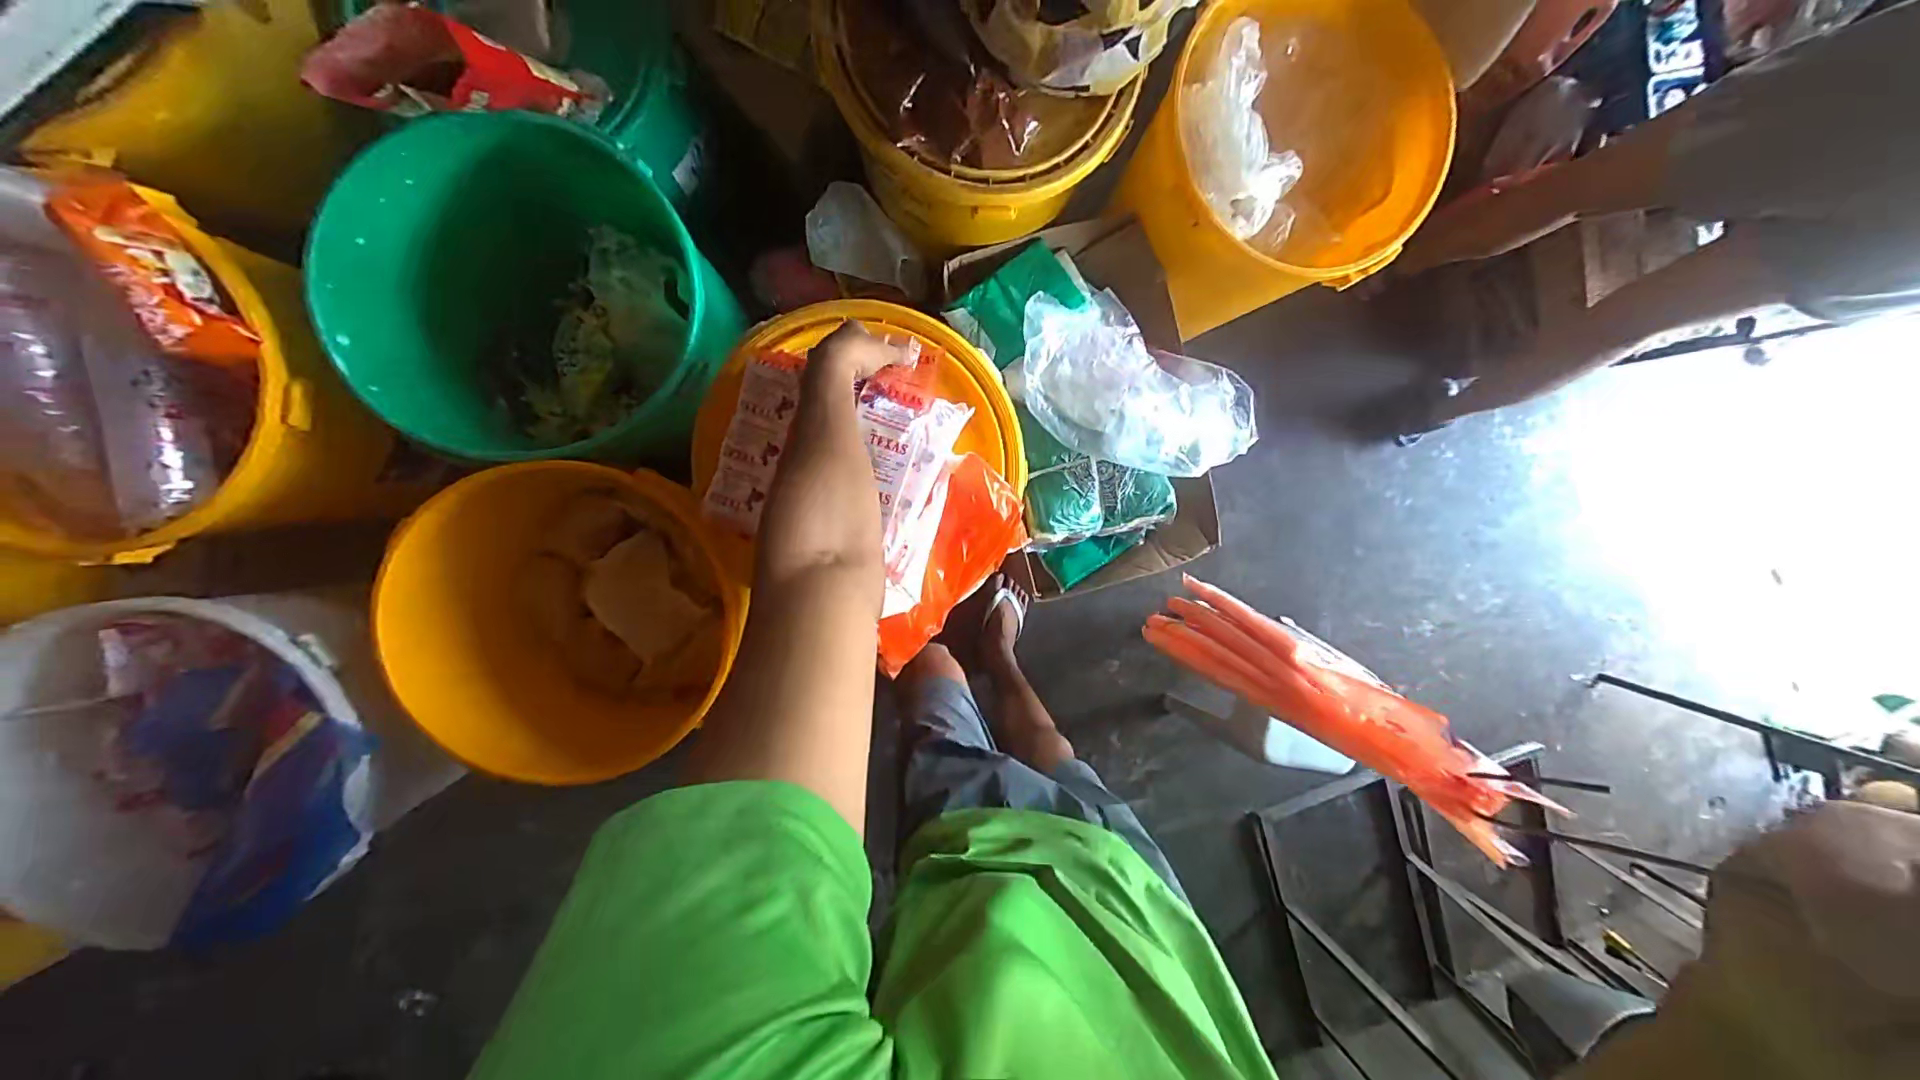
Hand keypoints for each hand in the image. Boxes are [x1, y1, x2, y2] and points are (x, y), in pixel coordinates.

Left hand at [808, 320, 916, 383]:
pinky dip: (833, 378)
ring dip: (842, 366)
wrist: (830, 371)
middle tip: (866, 366)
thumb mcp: (885, 354)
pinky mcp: (812, 369)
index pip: (860, 328)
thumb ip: (898, 353)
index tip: (875, 349)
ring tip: (854, 379)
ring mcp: (820, 352)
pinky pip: (825, 373)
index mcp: (851, 327)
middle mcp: (833, 335)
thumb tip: (913, 352)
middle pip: (845, 342)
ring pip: (833, 357)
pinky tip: (841, 387)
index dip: (869, 338)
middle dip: (854, 352)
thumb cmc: (859, 354)